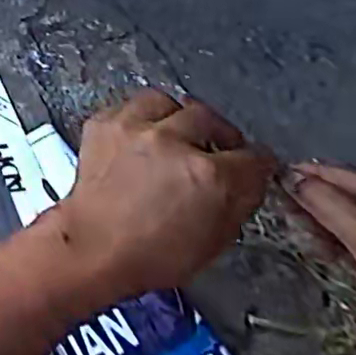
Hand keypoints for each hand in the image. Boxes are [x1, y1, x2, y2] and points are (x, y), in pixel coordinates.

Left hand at [51, 91, 275, 302]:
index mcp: (208, 175)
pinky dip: (140, 119)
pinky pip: (128, 107)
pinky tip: (142, 136)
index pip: (250, 158)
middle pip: (208, 117)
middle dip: (220, 132)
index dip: (258, 162)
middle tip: (219, 144)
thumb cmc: (154, 253)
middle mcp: (171, 141)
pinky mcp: (104, 122)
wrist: (96, 243)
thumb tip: (248, 180)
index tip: (257, 162)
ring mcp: (133, 127)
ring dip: (176, 116)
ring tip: (176, 131)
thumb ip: (237, 203)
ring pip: (165, 101)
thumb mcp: (215, 239)